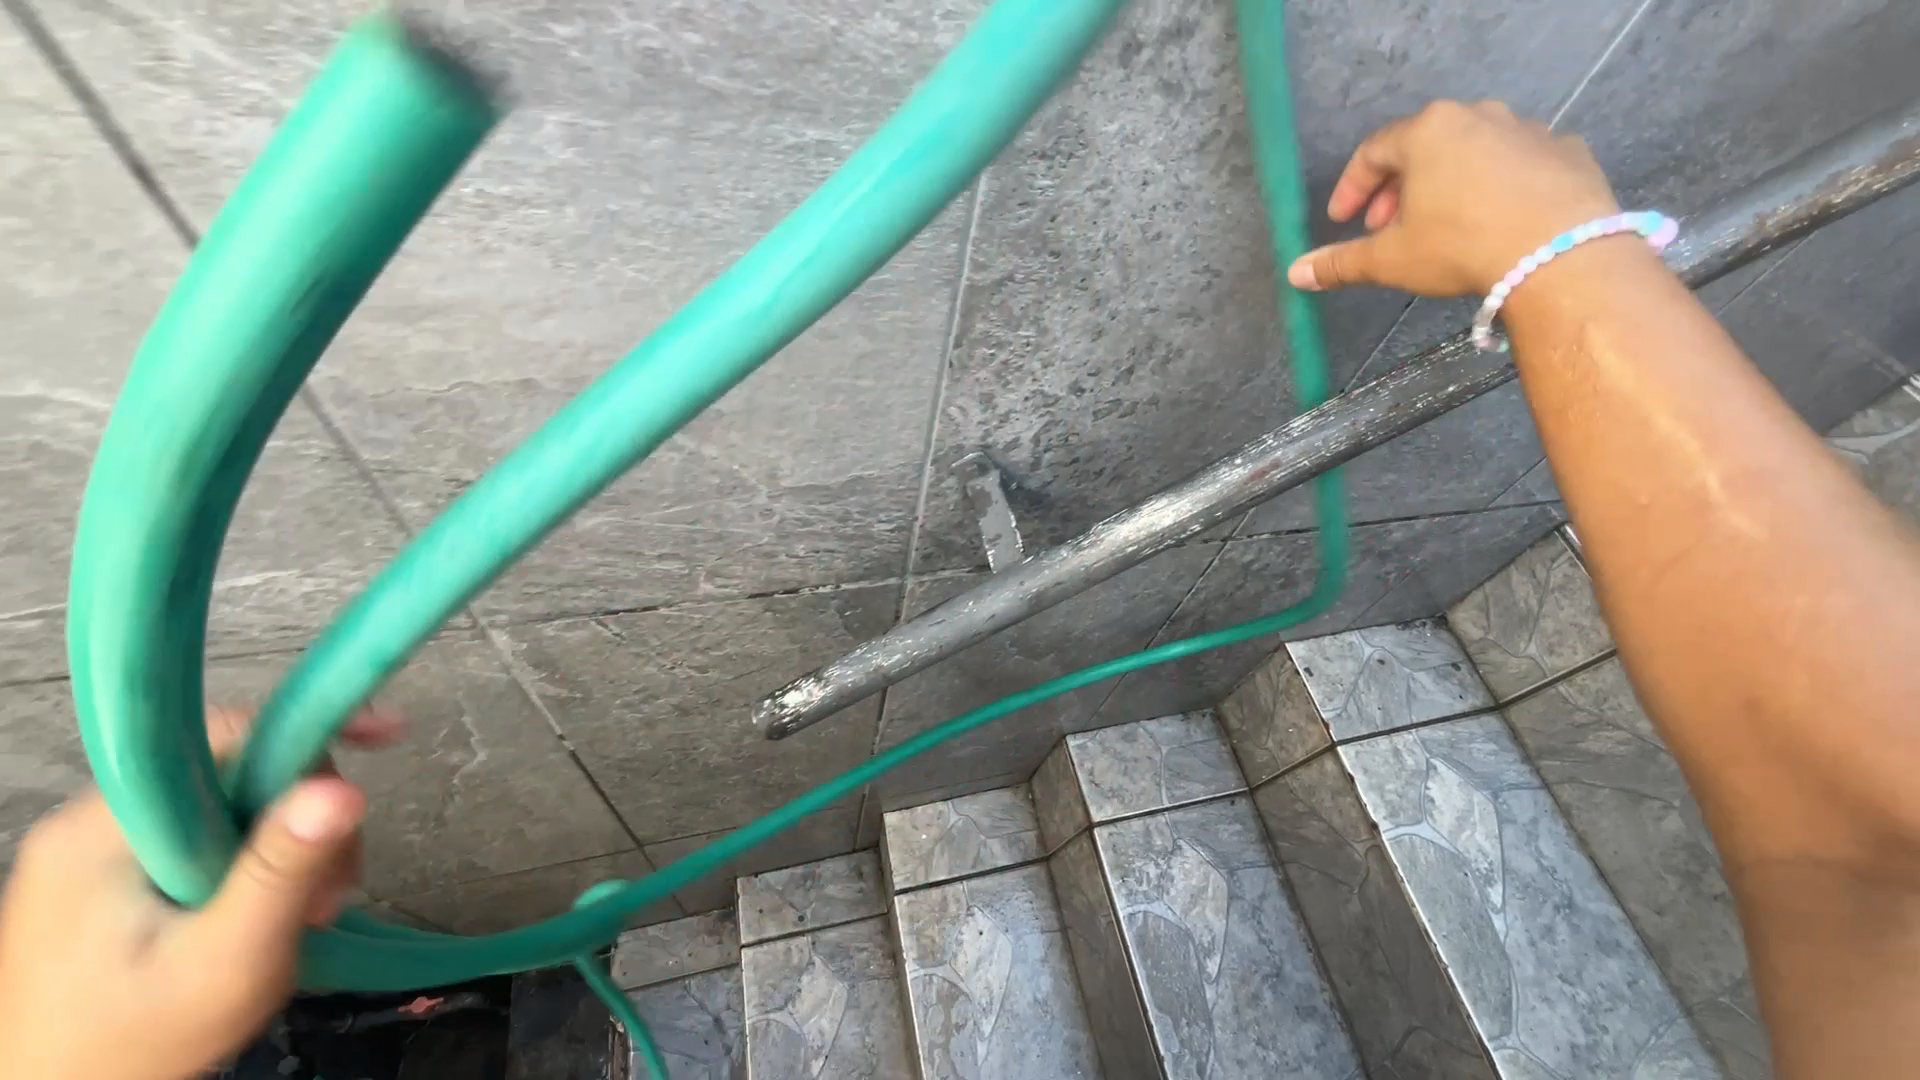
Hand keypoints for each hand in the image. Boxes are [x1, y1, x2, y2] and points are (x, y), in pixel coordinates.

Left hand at [0, 705, 401, 1079]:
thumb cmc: (144, 1040)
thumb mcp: (231, 959)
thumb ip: (281, 871)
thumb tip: (343, 787)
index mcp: (105, 831)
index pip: (224, 738)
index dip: (309, 729)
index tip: (392, 736)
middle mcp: (101, 821)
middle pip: (246, 769)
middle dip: (311, 816)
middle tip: (333, 890)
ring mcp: (112, 844)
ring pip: (245, 800)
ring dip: (300, 845)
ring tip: (309, 912)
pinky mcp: (131, 867)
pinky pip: (227, 828)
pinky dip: (273, 858)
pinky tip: (282, 906)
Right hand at [1287, 100, 1621, 296]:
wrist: (1560, 253)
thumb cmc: (1458, 245)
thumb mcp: (1388, 259)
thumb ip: (1340, 263)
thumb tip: (1295, 273)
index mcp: (1428, 132)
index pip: (1373, 151)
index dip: (1351, 188)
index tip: (1342, 220)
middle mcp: (1478, 116)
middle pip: (1422, 147)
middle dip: (1395, 190)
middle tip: (1384, 228)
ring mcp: (1527, 130)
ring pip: (1469, 152)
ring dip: (1443, 185)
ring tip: (1436, 226)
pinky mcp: (1564, 150)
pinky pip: (1514, 164)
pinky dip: (1491, 187)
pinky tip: (1488, 222)